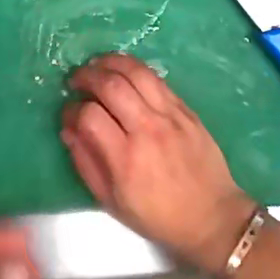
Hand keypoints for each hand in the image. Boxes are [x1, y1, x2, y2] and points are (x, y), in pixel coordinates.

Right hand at [60, 53, 255, 272]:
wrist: (211, 216)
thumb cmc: (158, 216)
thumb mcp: (112, 201)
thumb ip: (86, 163)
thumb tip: (68, 130)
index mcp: (125, 159)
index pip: (89, 116)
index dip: (71, 110)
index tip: (68, 113)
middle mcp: (148, 130)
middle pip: (111, 85)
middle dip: (87, 76)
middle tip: (76, 80)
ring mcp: (170, 116)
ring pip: (136, 73)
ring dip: (111, 62)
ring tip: (97, 65)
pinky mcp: (186, 110)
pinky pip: (157, 80)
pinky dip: (136, 69)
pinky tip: (124, 72)